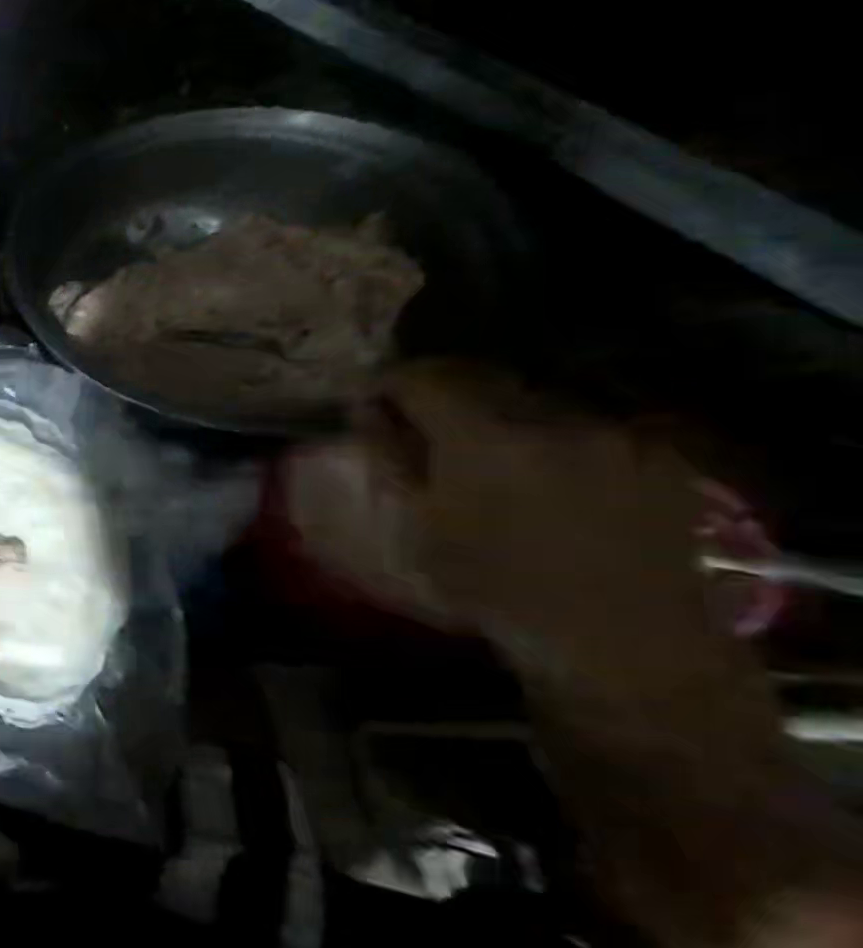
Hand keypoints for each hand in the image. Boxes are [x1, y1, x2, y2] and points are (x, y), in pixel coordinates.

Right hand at [357, 361, 712, 681]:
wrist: (623, 643)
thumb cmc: (498, 588)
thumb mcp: (420, 528)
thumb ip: (392, 458)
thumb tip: (367, 410)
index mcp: (482, 437)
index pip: (421, 376)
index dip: (388, 383)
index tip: (372, 401)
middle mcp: (549, 418)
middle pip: (477, 375)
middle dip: (440, 392)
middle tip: (419, 420)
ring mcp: (608, 431)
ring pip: (529, 396)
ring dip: (494, 411)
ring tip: (482, 449)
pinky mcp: (652, 450)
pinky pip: (577, 422)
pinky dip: (545, 434)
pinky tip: (541, 471)